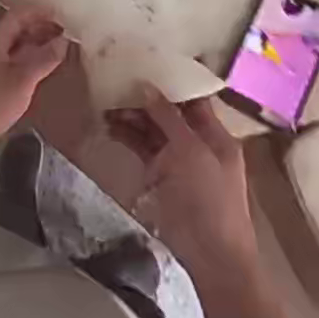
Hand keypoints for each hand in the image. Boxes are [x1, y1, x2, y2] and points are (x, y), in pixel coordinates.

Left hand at [0, 8, 68, 157]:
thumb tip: (64, 39)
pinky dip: (29, 57)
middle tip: (67, 31)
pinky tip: (43, 66)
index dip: (39, 12)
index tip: (63, 14)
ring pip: (15, 44)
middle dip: (40, 27)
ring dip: (36, 43)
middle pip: (15, 28)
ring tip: (61, 46)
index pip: (17, 15)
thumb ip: (44, 58)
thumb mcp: (23, 80)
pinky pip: (12, 59)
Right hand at [105, 86, 259, 298]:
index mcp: (215, 136)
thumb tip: (147, 86)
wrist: (209, 255)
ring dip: (128, 115)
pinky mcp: (156, 175)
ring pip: (149, 128)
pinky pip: (138, 146)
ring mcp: (175, 159)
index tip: (142, 61)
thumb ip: (169, 118)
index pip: (192, 99)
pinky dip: (124, 134)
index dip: (170, 81)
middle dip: (141, 97)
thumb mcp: (192, 153)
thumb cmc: (209, 200)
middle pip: (166, 112)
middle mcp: (195, 143)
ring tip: (103, 102)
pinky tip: (106, 124)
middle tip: (112, 82)